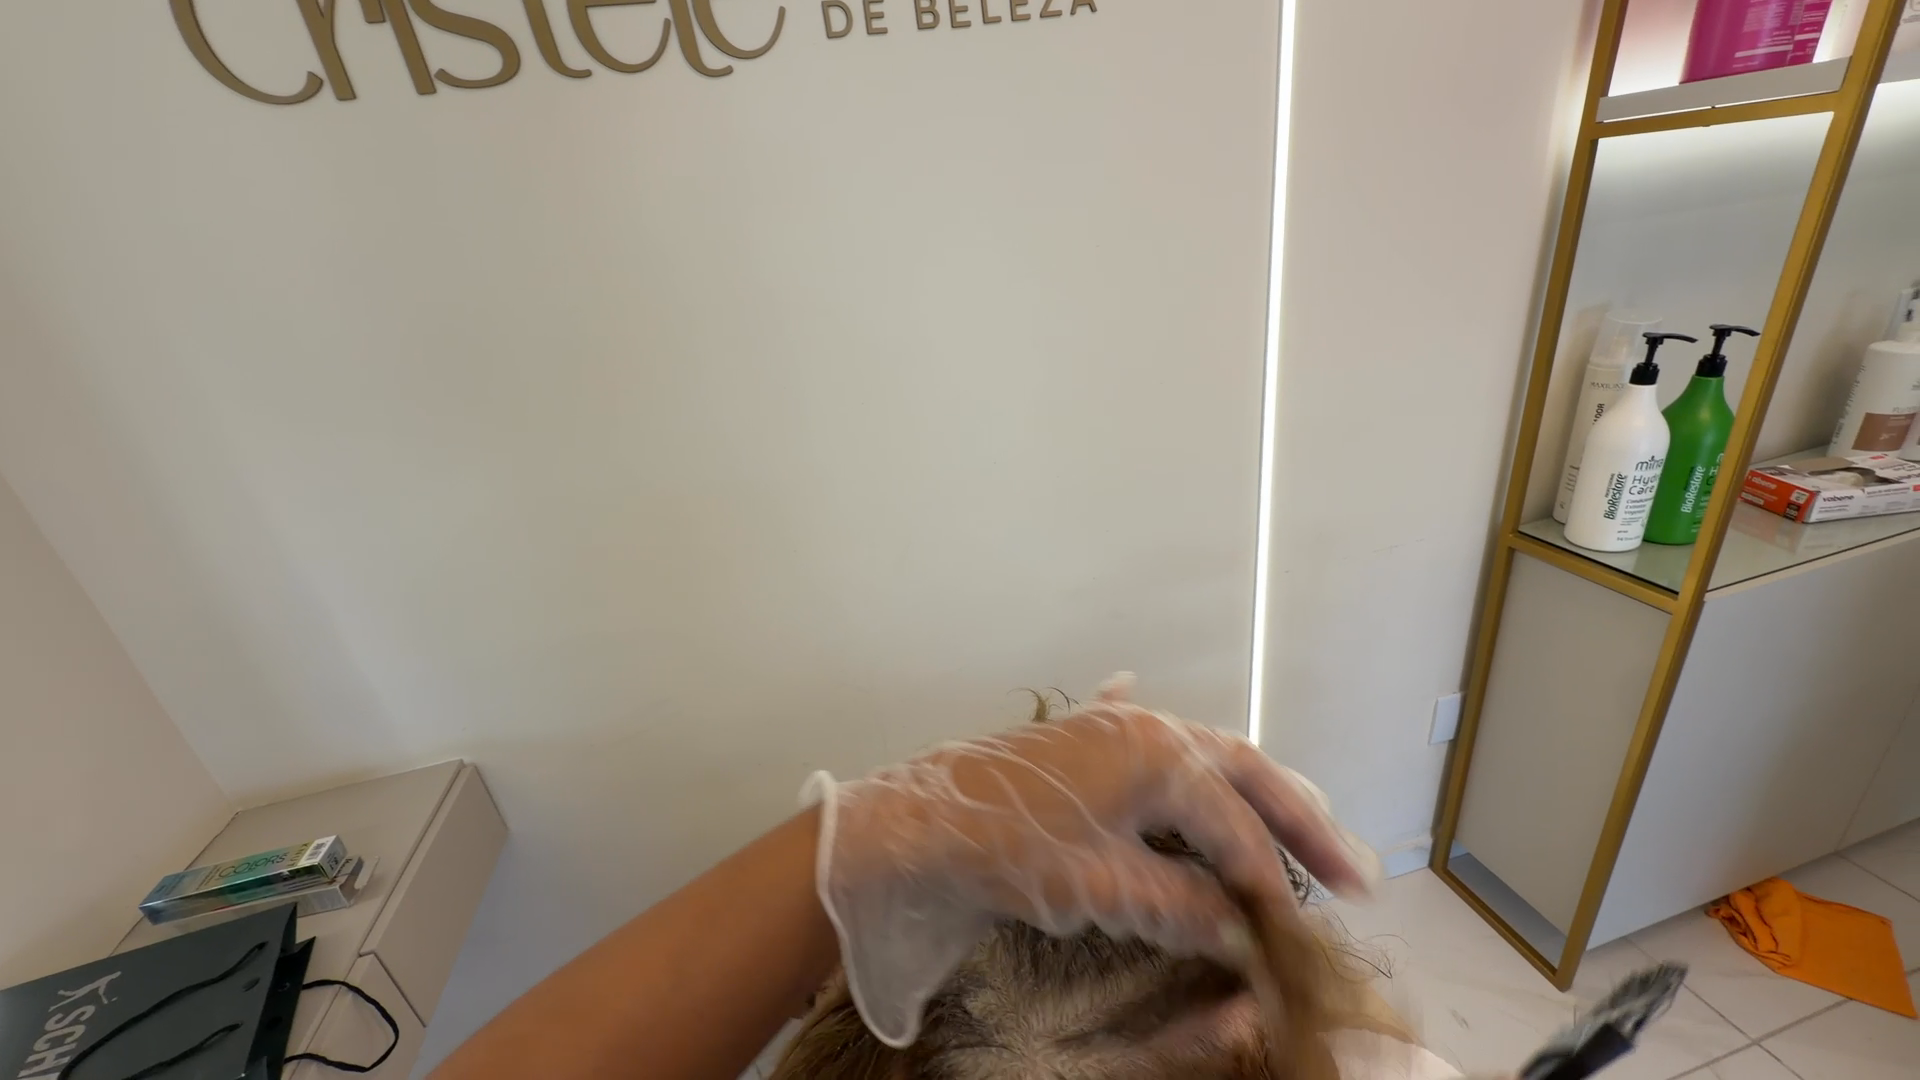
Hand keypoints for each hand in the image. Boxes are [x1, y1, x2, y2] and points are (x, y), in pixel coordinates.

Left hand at [801, 674, 1379, 1046]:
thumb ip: (1183, 905)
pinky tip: (1158, 713)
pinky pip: (1140, 732)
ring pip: (1201, 751)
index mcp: (1158, 753)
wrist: (924, 821)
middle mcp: (1143, 726)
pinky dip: (1168, 741)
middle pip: (1241, 770)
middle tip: (1355, 868)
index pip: (1235, 825)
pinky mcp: (1081, 740)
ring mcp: (1110, 726)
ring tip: (1299, 821)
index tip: (1294, 931)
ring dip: (1248, 787)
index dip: (1269, 883)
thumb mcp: (1107, 886)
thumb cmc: (1015, 848)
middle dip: (1299, 818)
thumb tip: (1241, 930)